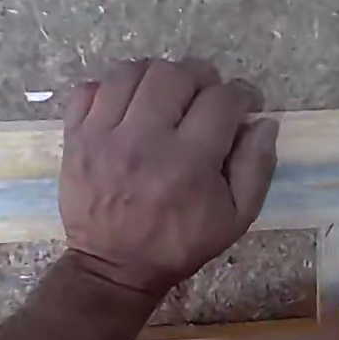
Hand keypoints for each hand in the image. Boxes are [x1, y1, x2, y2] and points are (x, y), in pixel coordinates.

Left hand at [59, 58, 279, 296]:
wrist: (113, 268)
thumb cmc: (180, 243)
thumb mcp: (237, 217)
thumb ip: (257, 166)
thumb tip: (263, 121)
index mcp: (189, 161)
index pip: (222, 99)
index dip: (242, 94)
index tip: (246, 103)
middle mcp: (144, 139)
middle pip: (175, 73)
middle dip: (201, 77)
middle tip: (207, 96)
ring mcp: (103, 135)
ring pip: (132, 71)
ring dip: (159, 76)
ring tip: (168, 97)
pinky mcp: (75, 137)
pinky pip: (90, 88)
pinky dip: (112, 89)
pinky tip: (129, 108)